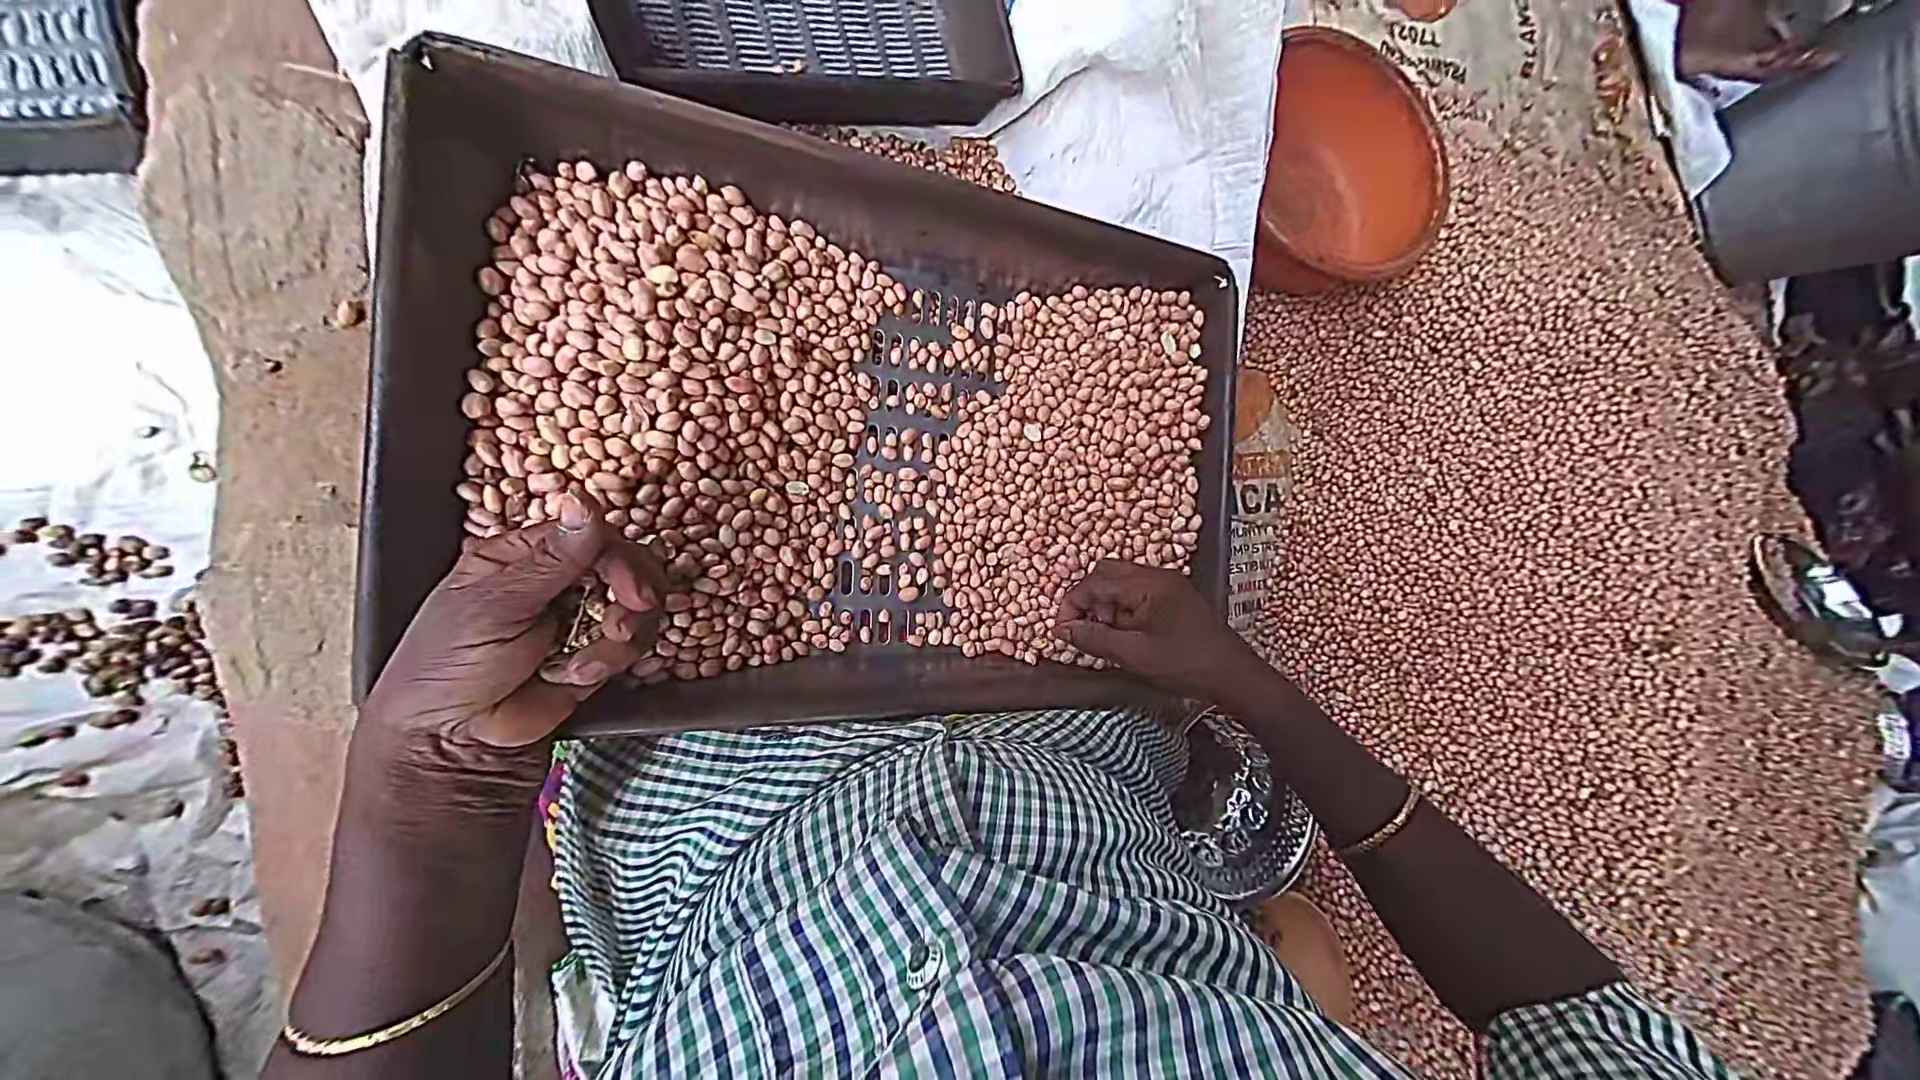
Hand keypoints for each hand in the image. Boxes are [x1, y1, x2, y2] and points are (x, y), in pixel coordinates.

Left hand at [350, 491, 666, 841]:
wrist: (454, 744)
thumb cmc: (449, 668)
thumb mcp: (493, 606)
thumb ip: (550, 559)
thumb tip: (585, 503)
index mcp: (526, 555)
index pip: (594, 536)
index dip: (620, 560)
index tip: (631, 590)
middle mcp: (562, 578)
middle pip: (629, 566)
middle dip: (631, 599)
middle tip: (619, 628)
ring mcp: (583, 614)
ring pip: (640, 605)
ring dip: (619, 638)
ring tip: (583, 666)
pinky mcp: (599, 649)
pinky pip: (635, 641)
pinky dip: (613, 661)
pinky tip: (577, 676)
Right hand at [1051, 559, 1266, 700]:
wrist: (1235, 676)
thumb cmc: (1186, 664)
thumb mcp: (1134, 655)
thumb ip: (1094, 639)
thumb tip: (1063, 630)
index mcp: (1147, 584)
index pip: (1094, 583)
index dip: (1072, 605)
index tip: (1064, 630)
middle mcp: (1157, 575)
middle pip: (1106, 574)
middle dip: (1088, 600)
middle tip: (1086, 629)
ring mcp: (1168, 585)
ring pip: (1120, 582)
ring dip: (1105, 605)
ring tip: (1108, 636)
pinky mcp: (1174, 598)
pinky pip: (1137, 592)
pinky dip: (1122, 609)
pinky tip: (1127, 635)